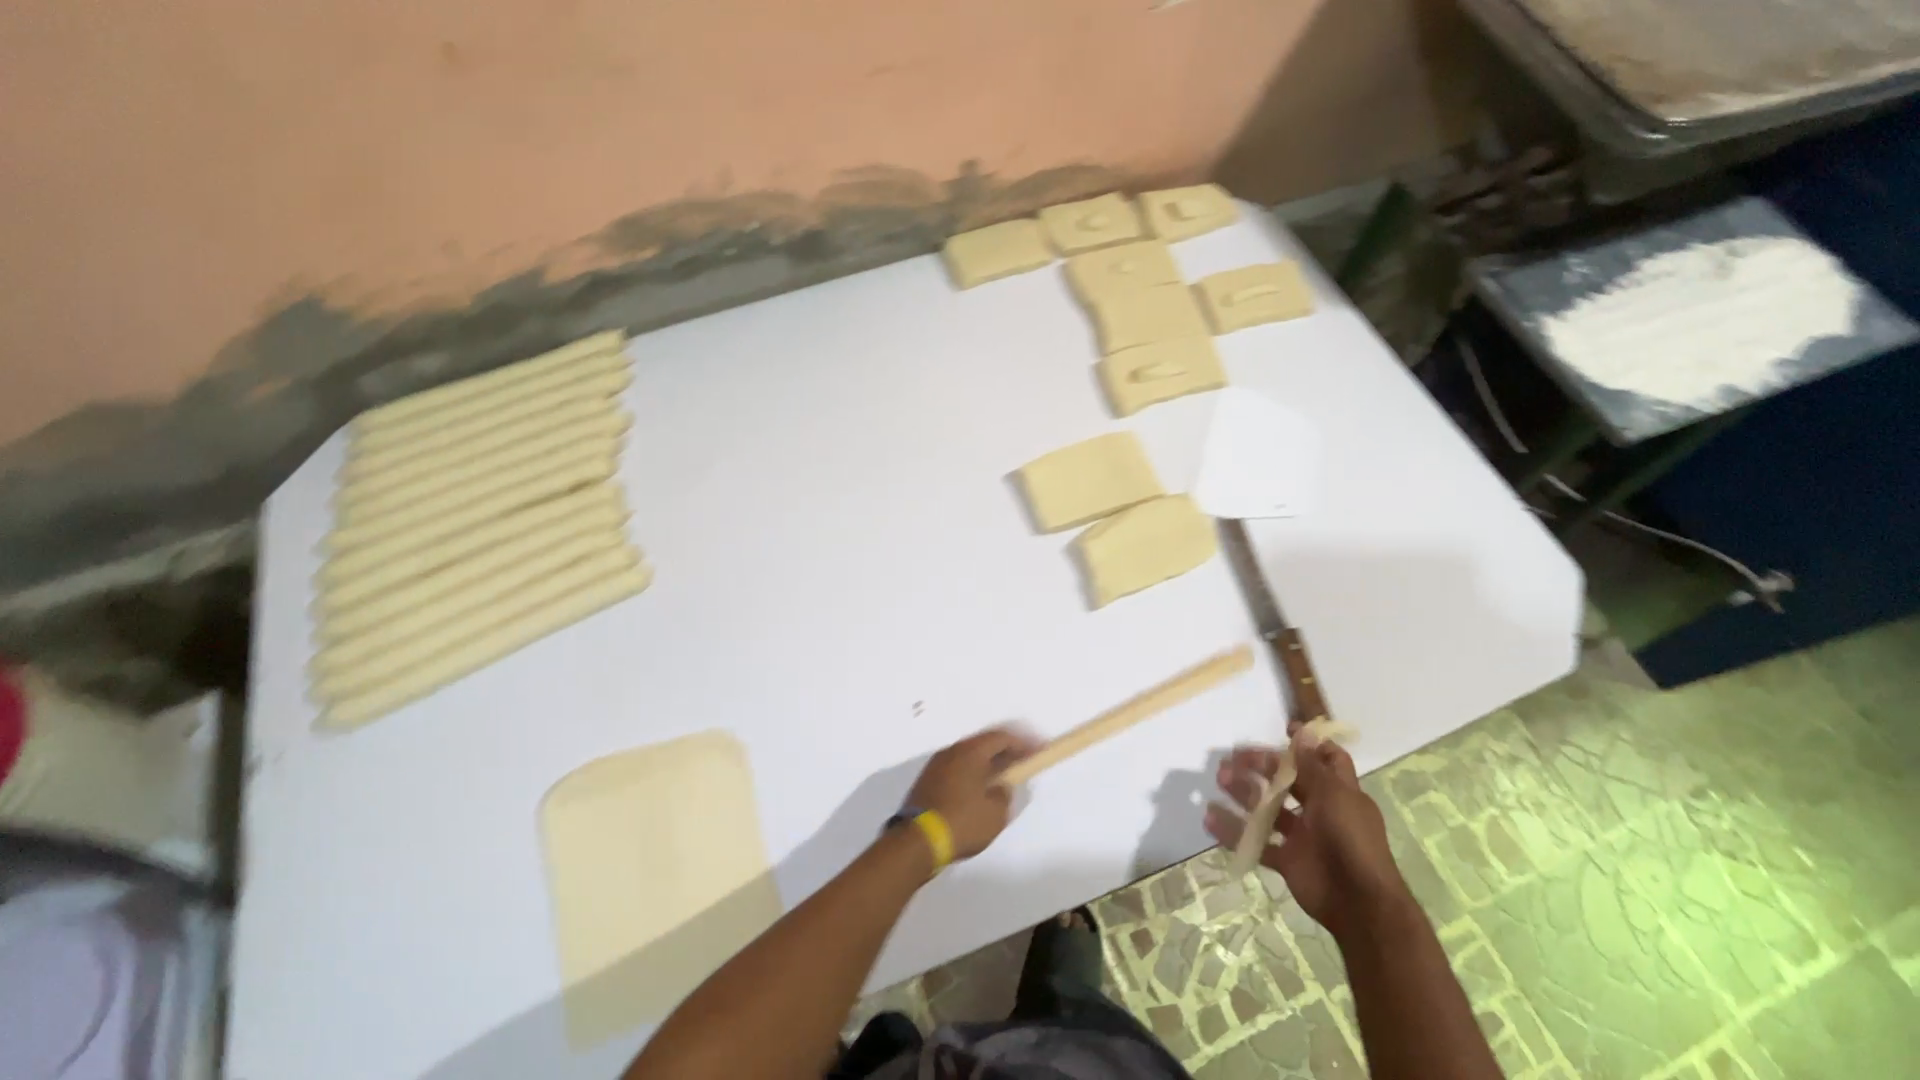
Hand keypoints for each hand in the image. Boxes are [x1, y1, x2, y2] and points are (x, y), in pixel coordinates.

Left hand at [906, 727, 1038, 859]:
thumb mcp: (996, 813)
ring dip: (985, 765)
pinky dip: (970, 775)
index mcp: (970, 752)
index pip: (1001, 737)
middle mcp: (951, 752)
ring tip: (1001, 780)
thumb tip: (1000, 786)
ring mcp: (935, 766)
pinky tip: (978, 791)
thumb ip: (1004, 794)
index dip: (1022, 743)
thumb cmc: (962, 823)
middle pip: (982, 745)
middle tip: (1020, 764)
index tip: (1037, 752)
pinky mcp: (926, 782)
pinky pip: (955, 771)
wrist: (917, 841)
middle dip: (1003, 753)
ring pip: (967, 758)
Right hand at [1205, 727, 1408, 938]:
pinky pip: (1257, 843)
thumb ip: (1312, 767)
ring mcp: (1303, 838)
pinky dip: (1234, 832)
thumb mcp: (1335, 796)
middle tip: (1233, 758)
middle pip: (1288, 782)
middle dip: (1262, 767)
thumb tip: (1302, 734)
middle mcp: (1321, 811)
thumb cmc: (1351, 840)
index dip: (1308, 745)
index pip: (1327, 760)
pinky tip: (1211, 819)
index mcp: (1339, 793)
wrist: (1359, 902)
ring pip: (1269, 810)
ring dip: (1244, 794)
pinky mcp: (1288, 862)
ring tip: (1220, 780)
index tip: (1284, 730)